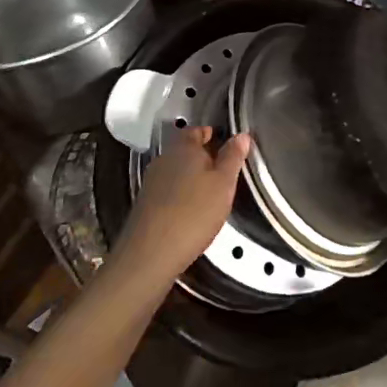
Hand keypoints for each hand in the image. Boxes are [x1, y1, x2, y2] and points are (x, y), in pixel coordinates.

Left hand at [112, 126, 250, 280]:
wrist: (149, 256)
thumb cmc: (193, 212)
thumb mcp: (224, 183)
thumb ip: (233, 157)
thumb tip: (241, 135)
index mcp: (183, 148)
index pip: (197, 130)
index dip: (212, 134)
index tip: (227, 144)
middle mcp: (163, 161)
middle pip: (185, 151)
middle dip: (204, 158)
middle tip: (225, 171)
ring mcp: (150, 184)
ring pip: (176, 173)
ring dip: (192, 179)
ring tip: (212, 194)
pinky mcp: (145, 207)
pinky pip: (168, 192)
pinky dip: (181, 196)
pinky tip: (193, 213)